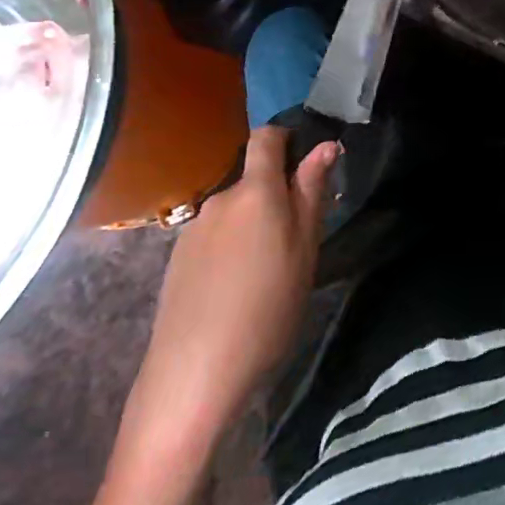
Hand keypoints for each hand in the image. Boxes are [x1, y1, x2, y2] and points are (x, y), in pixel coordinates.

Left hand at [121, 127, 339, 459]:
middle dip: (273, 197)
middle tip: (294, 242)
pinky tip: (233, 289)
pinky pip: (213, 236)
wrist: (197, 367)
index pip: (265, 138)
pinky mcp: (178, 254)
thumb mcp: (304, 251)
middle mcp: (220, 198)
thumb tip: (326, 145)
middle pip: (250, 180)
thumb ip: (311, 193)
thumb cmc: (268, 308)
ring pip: (233, 212)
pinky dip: (229, 249)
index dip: (285, 139)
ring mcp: (194, 226)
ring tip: (263, 275)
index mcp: (255, 191)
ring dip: (251, 227)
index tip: (303, 163)